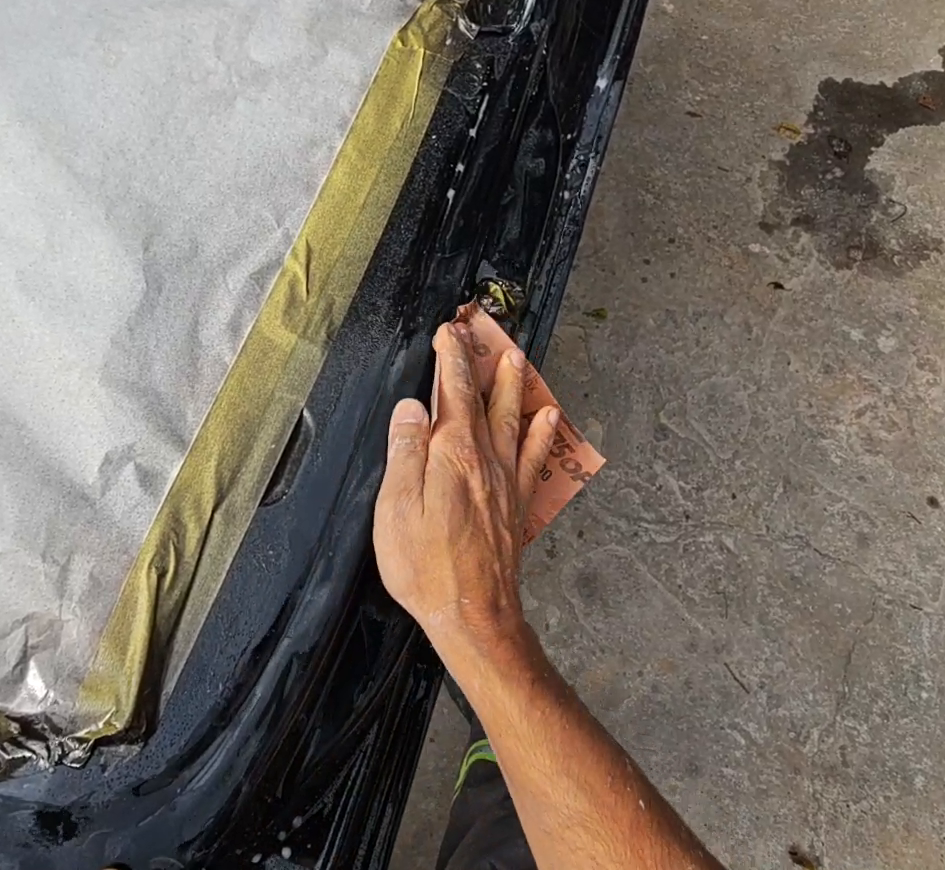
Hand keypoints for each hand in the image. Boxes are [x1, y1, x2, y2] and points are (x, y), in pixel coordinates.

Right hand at [374, 320, 560, 653]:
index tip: (448, 333)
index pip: (453, 391)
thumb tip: (412, 408)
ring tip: (517, 359)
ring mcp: (505, 481)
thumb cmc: (426, 566)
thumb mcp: (396, 509)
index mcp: (453, 454)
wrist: (473, 614)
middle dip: (481, 360)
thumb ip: (405, 452)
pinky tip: (548, 419)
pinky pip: (533, 458)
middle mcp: (485, 459)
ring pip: (513, 420)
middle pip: (486, 397)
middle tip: (482, 332)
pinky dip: (542, 434)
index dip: (451, 358)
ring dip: (513, 386)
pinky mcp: (514, 503)